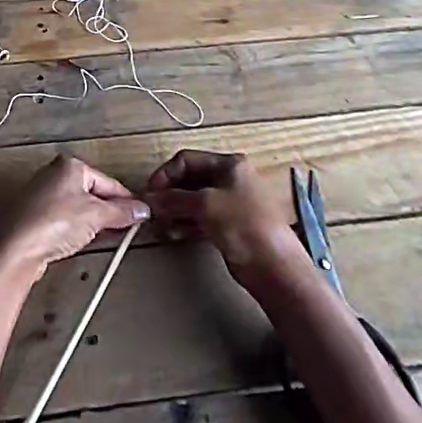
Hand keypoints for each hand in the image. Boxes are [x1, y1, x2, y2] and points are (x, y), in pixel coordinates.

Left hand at [0, 155, 148, 276]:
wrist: (15, 252)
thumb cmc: (53, 223)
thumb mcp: (98, 216)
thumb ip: (122, 212)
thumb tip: (140, 210)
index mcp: (70, 165)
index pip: (108, 182)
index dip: (125, 200)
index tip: (137, 214)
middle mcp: (52, 174)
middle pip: (92, 193)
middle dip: (107, 211)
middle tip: (122, 227)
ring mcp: (39, 195)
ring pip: (76, 207)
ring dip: (90, 221)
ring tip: (99, 236)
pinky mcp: (29, 216)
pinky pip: (60, 219)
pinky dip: (72, 228)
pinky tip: (77, 241)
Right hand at [143, 150, 298, 275]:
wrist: (272, 263)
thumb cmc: (243, 224)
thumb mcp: (206, 205)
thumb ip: (175, 199)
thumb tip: (149, 198)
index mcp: (229, 164)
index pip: (188, 159)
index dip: (166, 174)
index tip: (149, 194)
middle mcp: (229, 178)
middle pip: (190, 179)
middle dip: (169, 193)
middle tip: (151, 212)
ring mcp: (229, 202)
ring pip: (193, 200)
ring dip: (174, 210)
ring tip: (159, 225)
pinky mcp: (227, 224)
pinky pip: (200, 217)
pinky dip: (185, 223)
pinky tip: (172, 233)